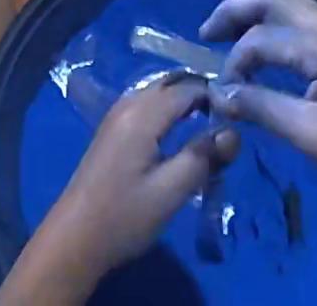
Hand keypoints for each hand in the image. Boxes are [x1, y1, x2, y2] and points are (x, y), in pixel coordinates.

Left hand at [26, 80, 237, 285]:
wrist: (76, 233)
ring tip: (210, 121)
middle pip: (169, 83)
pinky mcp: (113, 128)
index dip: (214, 95)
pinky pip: (146, 104)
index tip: (239, 112)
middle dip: (199, 92)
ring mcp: (117, 114)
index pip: (186, 89)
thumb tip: (233, 131)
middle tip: (228, 114)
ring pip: (157, 91)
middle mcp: (128, 103)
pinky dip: (167, 108)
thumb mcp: (170, 192)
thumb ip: (202, 158)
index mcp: (142, 114)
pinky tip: (180, 130)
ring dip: (183, 98)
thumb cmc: (125, 215)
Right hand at [200, 0, 316, 226]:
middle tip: (208, 33)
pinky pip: (307, 19)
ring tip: (231, 37)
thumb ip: (262, 108)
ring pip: (292, 3)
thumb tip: (218, 94)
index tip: (221, 95)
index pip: (261, 38)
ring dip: (258, 15)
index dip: (234, 63)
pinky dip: (279, 25)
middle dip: (236, 10)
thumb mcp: (316, 138)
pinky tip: (270, 49)